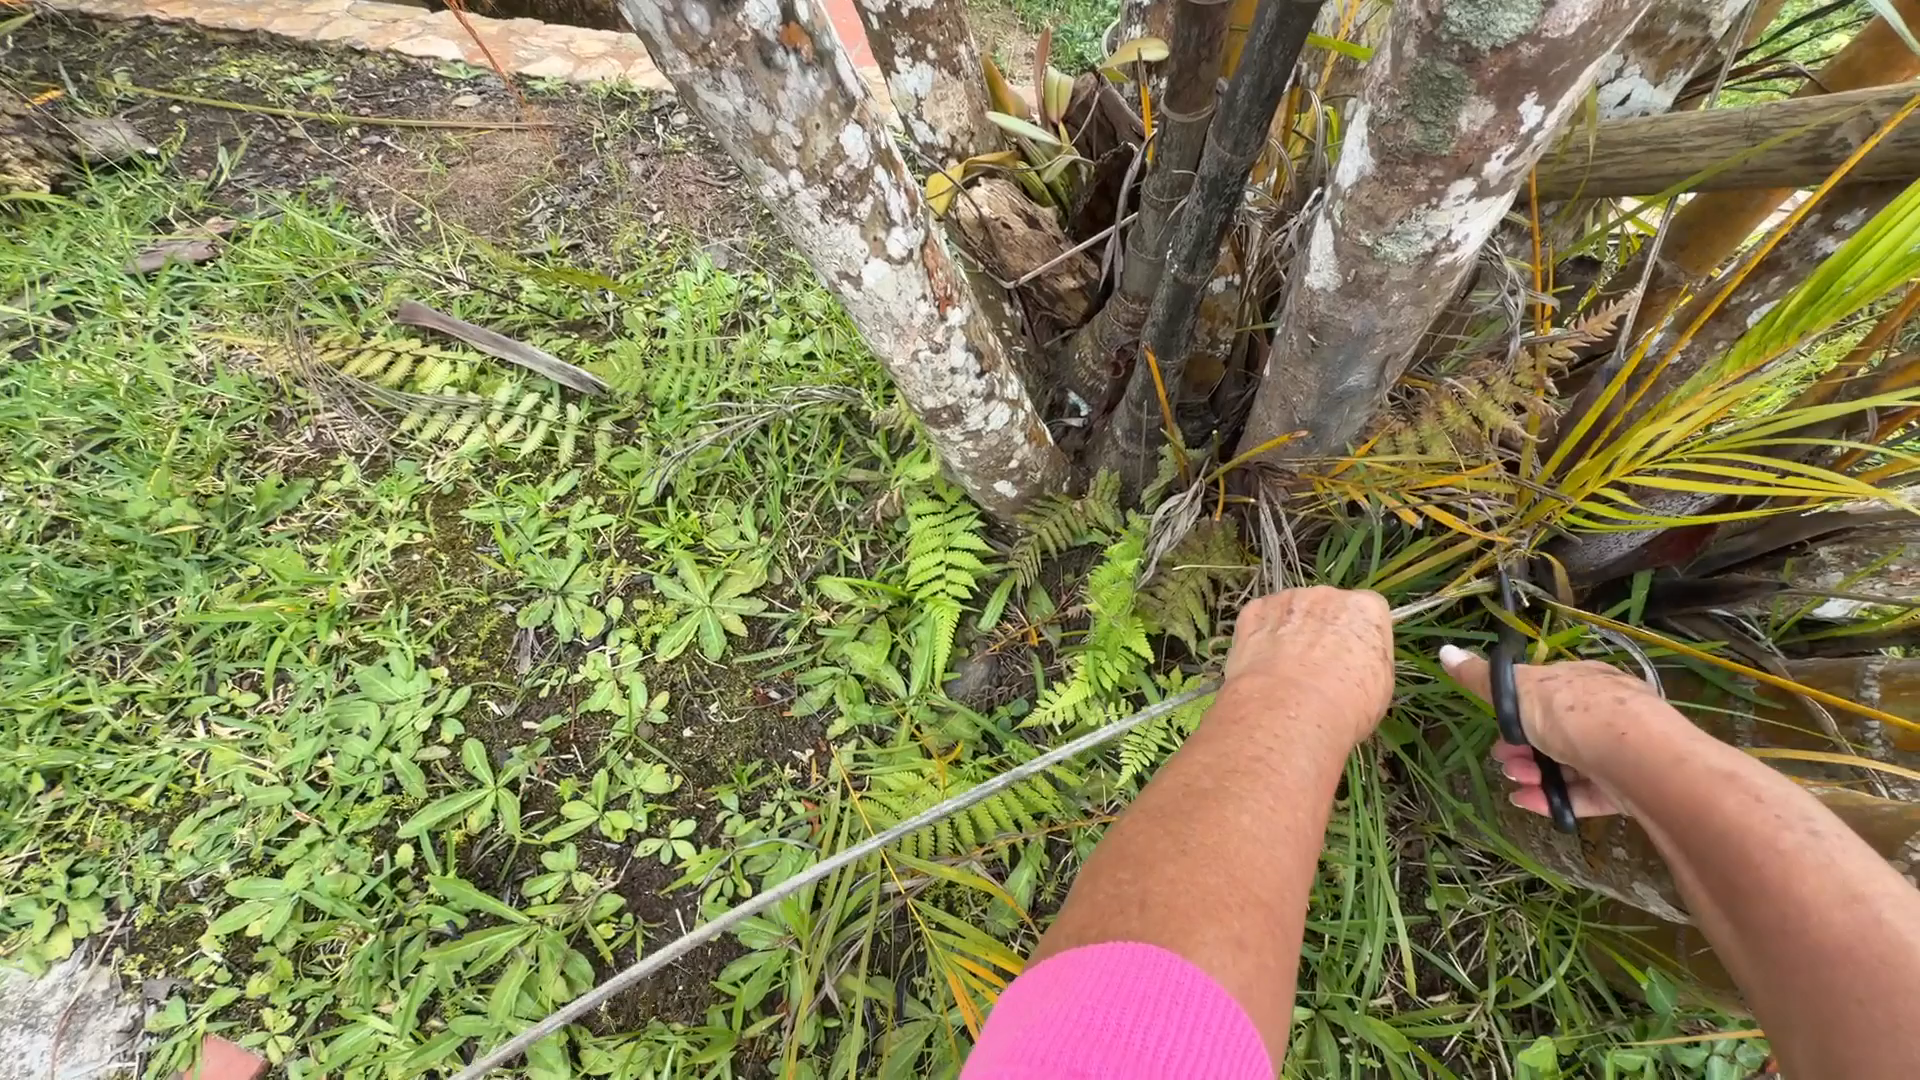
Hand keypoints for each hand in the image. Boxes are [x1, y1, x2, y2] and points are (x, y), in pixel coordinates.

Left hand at [1221, 586, 1393, 746]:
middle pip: (1326, 607)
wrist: (1288, 707)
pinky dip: (1259, 635)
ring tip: (1284, 668)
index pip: (1364, 612)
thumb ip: (1368, 655)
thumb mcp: (1378, 684)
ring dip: (1288, 631)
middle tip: (1314, 664)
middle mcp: (1326, 595)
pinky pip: (1259, 618)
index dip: (1355, 636)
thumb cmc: (1344, 704)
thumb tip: (1355, 658)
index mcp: (1365, 607)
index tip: (1349, 657)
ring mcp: (1285, 599)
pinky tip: (1262, 663)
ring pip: (1290, 611)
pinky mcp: (1253, 610)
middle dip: (1320, 630)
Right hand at [1438, 646, 1675, 818]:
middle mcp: (1608, 713)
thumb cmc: (1574, 714)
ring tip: (1516, 782)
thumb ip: (1480, 677)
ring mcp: (1624, 751)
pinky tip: (1532, 803)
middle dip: (1521, 747)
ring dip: (1535, 773)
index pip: (1546, 692)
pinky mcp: (1633, 788)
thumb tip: (1445, 651)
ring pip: (1569, 764)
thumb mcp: (1517, 690)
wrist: (1642, 760)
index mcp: (1584, 681)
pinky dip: (1557, 799)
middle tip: (1502, 760)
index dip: (1516, 711)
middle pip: (1555, 731)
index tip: (1495, 728)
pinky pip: (1587, 793)